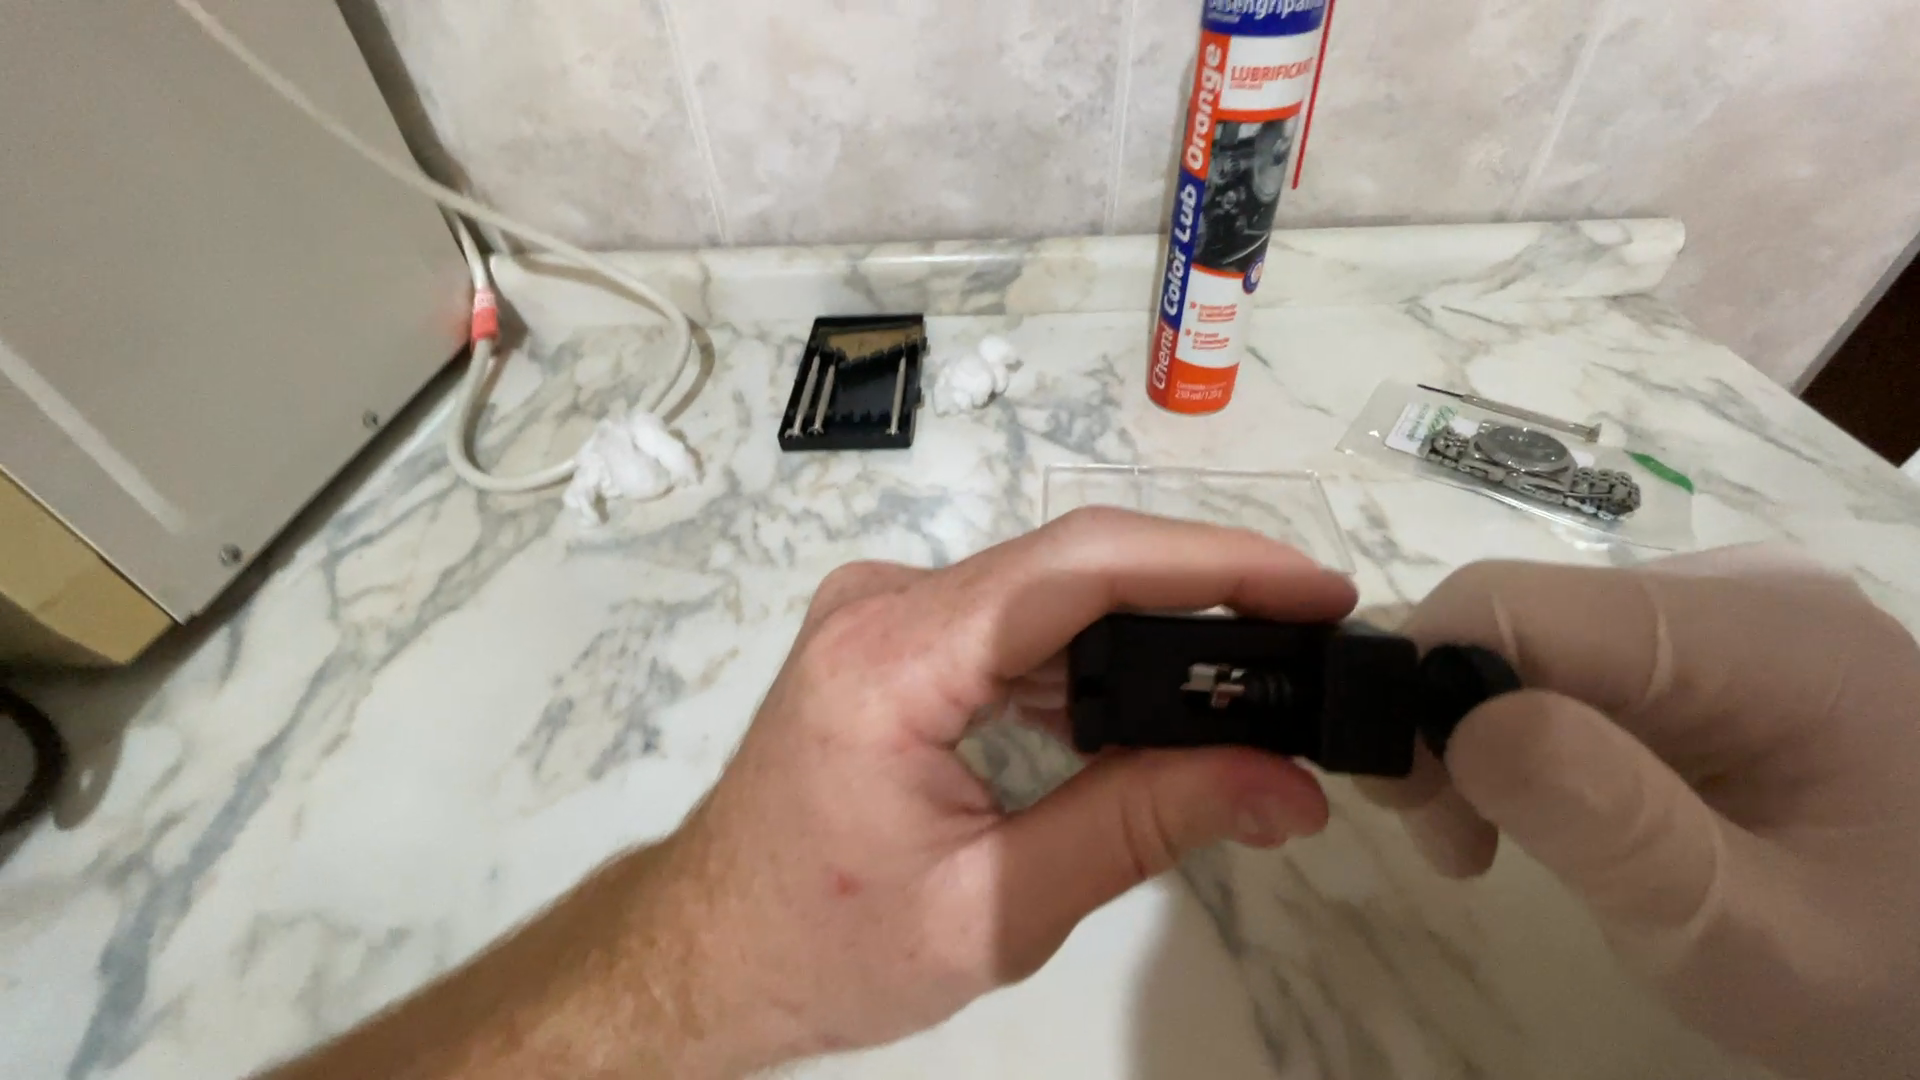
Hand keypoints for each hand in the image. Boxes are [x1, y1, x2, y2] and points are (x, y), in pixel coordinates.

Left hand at [638, 508, 1356, 1074]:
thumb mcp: (996, 907)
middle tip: (1308, 629)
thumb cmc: (827, 945)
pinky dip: (1092, 646)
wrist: (710, 943)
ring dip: (1151, 619)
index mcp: (892, 659)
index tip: (1313, 586)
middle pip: (1068, 564)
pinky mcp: (894, 629)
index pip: (1076, 568)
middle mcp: (883, 603)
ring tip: (1255, 662)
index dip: (1208, 563)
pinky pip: (1013, 616)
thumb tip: (1284, 786)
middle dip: (1198, 589)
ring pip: (1047, 587)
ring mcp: (883, 608)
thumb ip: (1143, 828)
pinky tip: (1159, 683)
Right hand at [1367, 550, 1919, 1079]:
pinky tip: (1540, 804)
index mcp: (1751, 632)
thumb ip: (1615, 829)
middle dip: (1438, 725)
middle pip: (1503, 621)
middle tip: (1446, 839)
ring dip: (1469, 739)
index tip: (1405, 794)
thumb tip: (1459, 722)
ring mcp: (1712, 614)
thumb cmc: (1914, 986)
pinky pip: (1557, 667)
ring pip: (1517, 644)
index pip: (1504, 603)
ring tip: (1485, 840)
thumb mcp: (1758, 945)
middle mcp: (1723, 589)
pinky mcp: (1696, 651)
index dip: (1414, 681)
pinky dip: (1514, 737)